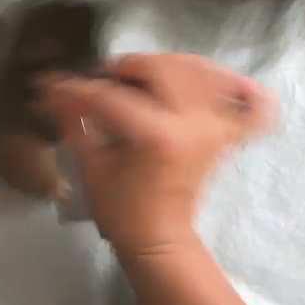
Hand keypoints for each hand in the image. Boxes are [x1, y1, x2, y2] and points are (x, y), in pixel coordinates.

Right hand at [41, 54, 273, 259]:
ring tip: (145, 77)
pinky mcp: (228, 136)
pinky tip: (218, 86)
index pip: (110, 96)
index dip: (77, 89)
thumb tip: (51, 93)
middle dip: (128, 66)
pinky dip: (243, 90)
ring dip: (172, 66)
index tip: (52, 86)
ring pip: (204, 73)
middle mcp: (193, 124)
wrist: (158, 238)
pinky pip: (254, 106)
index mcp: (154, 135)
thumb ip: (73, 122)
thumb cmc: (119, 208)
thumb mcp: (90, 165)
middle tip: (104, 78)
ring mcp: (217, 128)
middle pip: (164, 68)